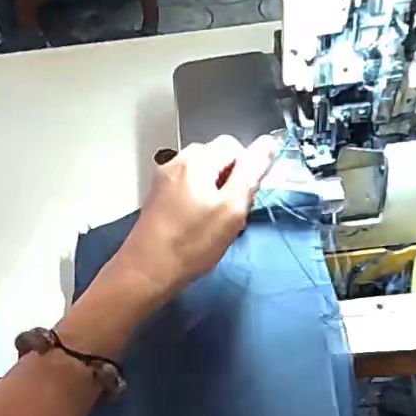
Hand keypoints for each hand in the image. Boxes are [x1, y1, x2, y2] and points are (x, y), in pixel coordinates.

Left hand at [58, 134, 277, 359]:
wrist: (146, 272)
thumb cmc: (190, 245)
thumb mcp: (232, 209)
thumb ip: (252, 173)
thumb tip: (268, 144)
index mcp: (195, 159)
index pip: (235, 147)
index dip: (248, 171)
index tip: (245, 199)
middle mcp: (176, 162)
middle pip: (218, 160)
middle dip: (231, 183)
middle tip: (231, 215)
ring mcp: (164, 180)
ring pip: (204, 177)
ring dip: (216, 195)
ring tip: (214, 225)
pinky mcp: (159, 198)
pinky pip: (189, 191)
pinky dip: (199, 204)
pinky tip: (198, 229)